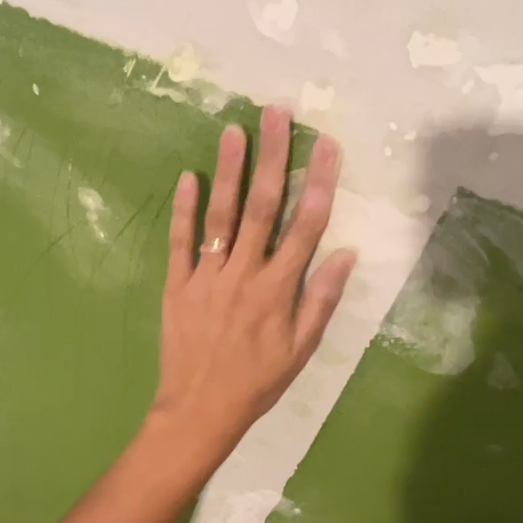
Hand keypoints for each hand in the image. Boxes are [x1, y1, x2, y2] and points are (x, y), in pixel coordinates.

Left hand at [146, 106, 355, 464]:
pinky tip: (187, 177)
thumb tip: (345, 252)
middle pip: (261, 207)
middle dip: (271, 158)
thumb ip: (320, 299)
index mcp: (279, 289)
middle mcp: (244, 274)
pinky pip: (180, 243)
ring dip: (228, 171)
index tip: (325, 142)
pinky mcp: (176, 286)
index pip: (305, 225)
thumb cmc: (257, 383)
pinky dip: (183, 210)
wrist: (200, 409)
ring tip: (233, 129)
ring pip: (220, 216)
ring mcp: (207, 278)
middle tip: (275, 113)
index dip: (317, 181)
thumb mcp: (301, 350)